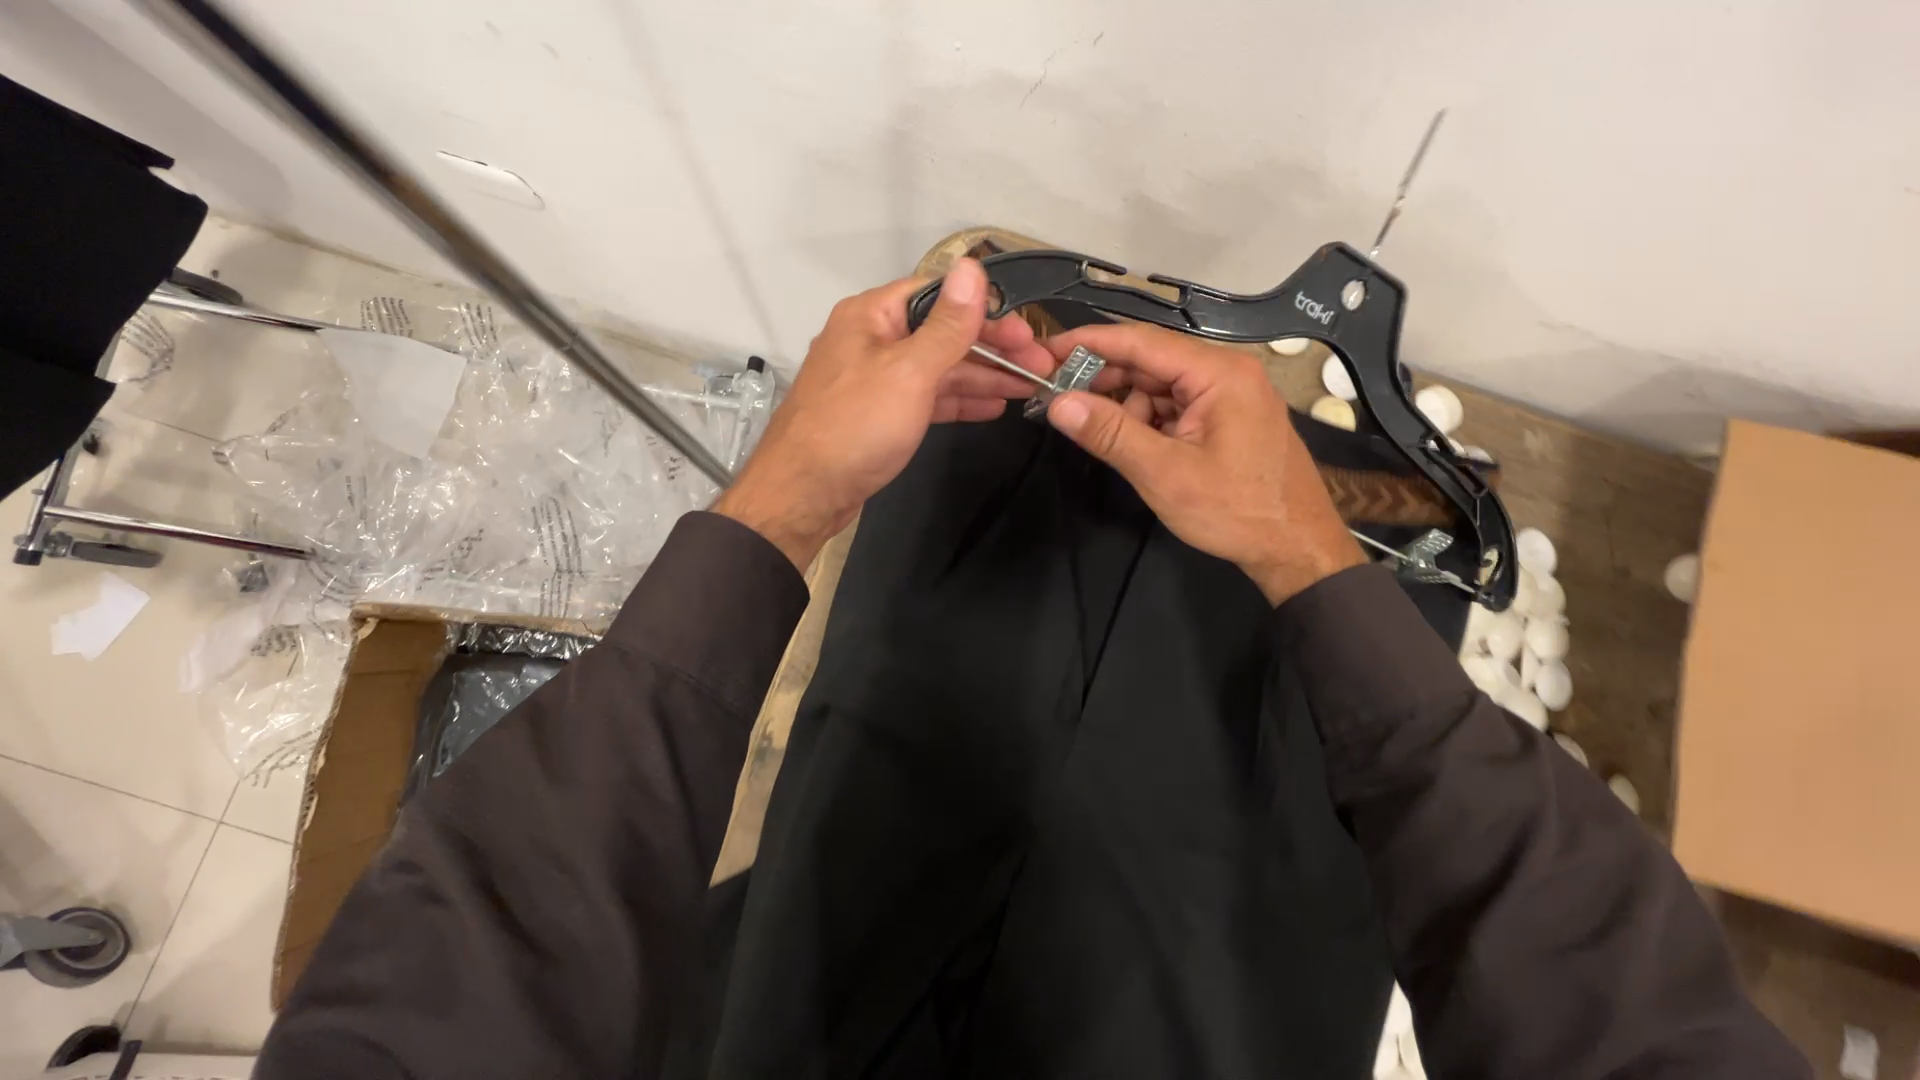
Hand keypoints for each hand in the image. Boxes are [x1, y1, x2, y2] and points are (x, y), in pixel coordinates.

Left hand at [713, 259, 1054, 568]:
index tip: (1024, 329)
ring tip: (1029, 386)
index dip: (985, 309)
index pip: (939, 295)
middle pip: (943, 333)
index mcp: (872, 316)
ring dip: (983, 376)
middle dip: (992, 348)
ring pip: (939, 369)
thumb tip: (971, 267)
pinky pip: (927, 398)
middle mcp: (873, 341)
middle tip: (1038, 364)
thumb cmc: (853, 427)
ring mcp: (877, 380)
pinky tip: (993, 406)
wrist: (804, 495)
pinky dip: (959, 400)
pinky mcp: (881, 416)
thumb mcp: (909, 372)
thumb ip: (947, 325)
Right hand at [1043, 323, 1363, 604]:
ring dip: (1127, 408)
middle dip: (1104, 380)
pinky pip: (1176, 406)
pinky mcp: (1228, 418)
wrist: (1296, 549)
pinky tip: (1136, 447)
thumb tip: (1058, 404)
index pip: (1140, 341)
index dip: (1088, 344)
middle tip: (1058, 400)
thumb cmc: (1236, 511)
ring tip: (1106, 441)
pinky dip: (1149, 422)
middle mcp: (1227, 372)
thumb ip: (1110, 434)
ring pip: (1160, 386)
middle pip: (1150, 361)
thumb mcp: (1164, 473)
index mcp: (1218, 372)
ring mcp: (1230, 395)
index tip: (1045, 352)